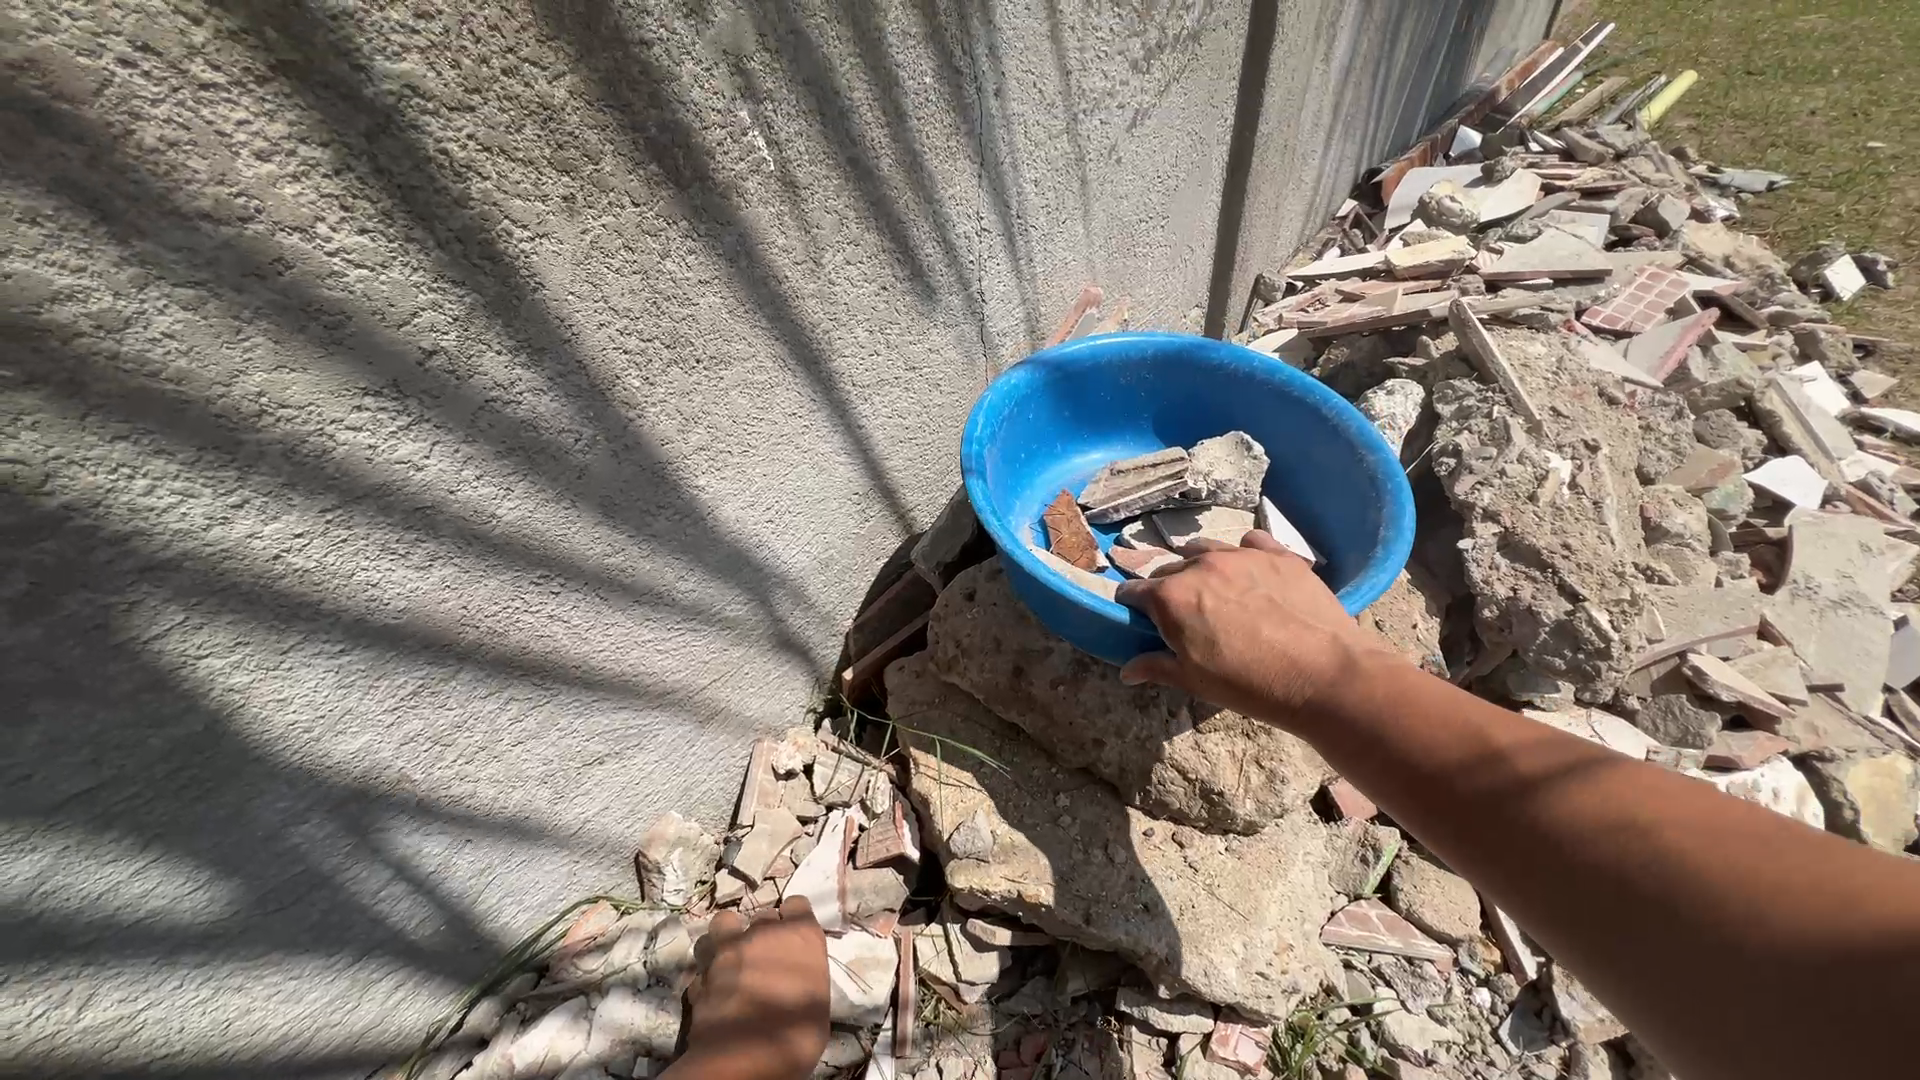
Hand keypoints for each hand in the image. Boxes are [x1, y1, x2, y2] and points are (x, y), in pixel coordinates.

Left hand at [672, 896, 829, 1079]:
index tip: (794, 936)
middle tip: (766, 956)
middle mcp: (763, 932)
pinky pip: (704, 965)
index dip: (794, 918)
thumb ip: (805, 975)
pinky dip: (707, 974)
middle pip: (763, 915)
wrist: (745, 1059)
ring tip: (731, 958)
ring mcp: (728, 950)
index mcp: (799, 935)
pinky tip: (713, 990)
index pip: (798, 904)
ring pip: (723, 923)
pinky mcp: (702, 973)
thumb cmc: (796, 1035)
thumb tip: (797, 978)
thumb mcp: (818, 1003)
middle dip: (763, 932)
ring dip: (727, 937)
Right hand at [1114, 530, 1399, 728]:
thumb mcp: (1195, 682)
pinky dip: (1244, 553)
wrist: (1325, 675)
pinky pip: (1251, 541)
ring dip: (1200, 566)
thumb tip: (1127, 670)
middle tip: (1185, 615)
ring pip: (1206, 549)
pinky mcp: (1279, 554)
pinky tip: (1253, 574)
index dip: (1132, 605)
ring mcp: (1241, 555)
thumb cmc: (1250, 685)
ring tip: (1214, 589)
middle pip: (1170, 568)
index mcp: (1171, 597)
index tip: (1141, 618)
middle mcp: (1200, 566)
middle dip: (1169, 588)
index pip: (1133, 590)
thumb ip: (1157, 667)